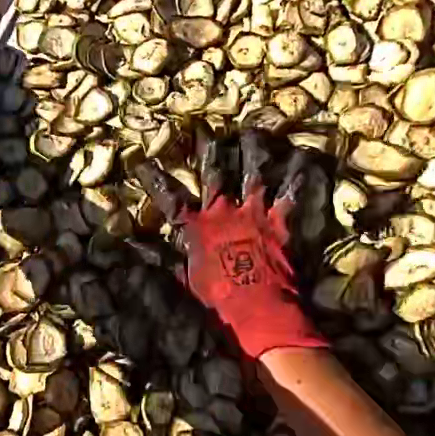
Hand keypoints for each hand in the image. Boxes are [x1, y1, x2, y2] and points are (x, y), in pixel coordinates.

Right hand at [135, 132, 326, 360]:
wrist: (257, 306)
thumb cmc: (217, 295)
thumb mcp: (184, 276)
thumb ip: (161, 257)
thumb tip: (132, 245)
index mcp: (196, 225)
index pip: (169, 197)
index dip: (154, 179)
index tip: (141, 161)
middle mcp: (223, 211)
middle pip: (214, 172)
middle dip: (208, 149)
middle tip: (205, 129)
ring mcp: (252, 213)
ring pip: (252, 174)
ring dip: (252, 151)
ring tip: (252, 132)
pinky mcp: (278, 222)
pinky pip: (289, 194)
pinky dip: (295, 176)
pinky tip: (302, 157)